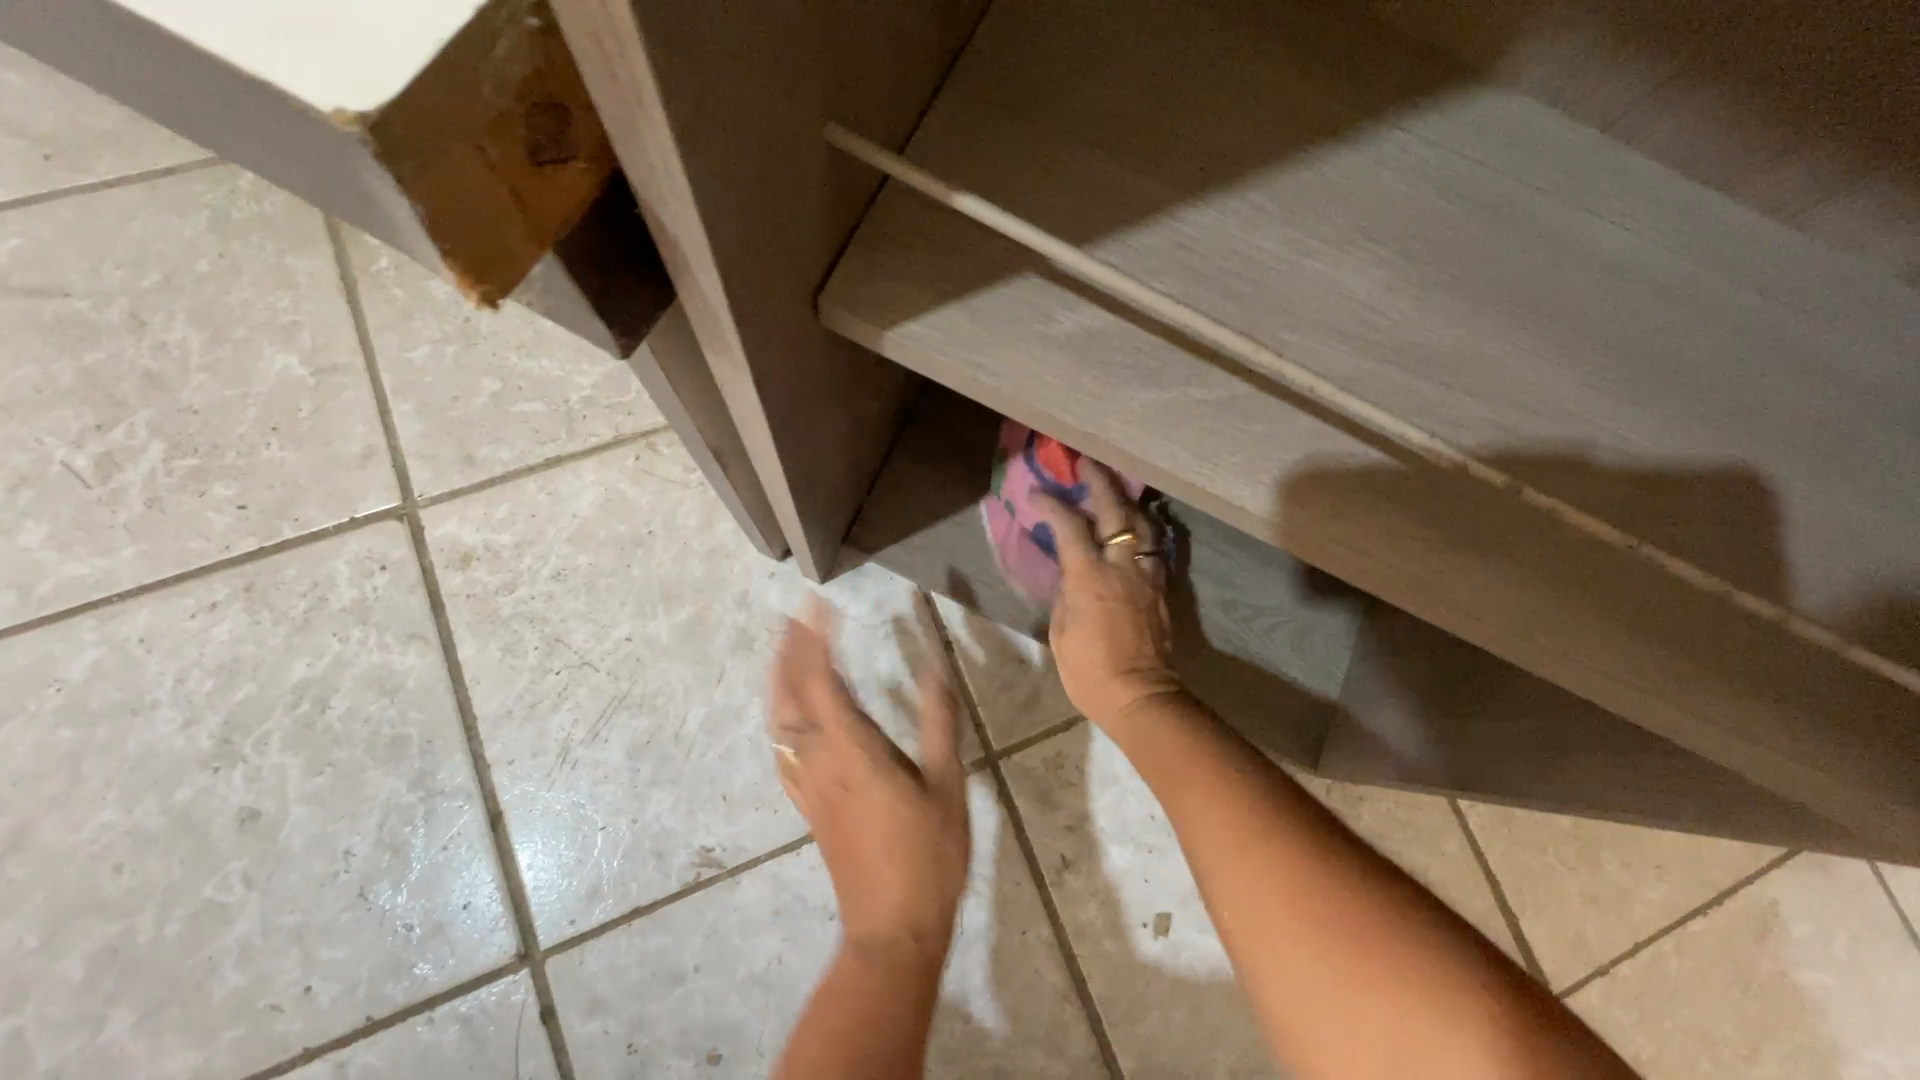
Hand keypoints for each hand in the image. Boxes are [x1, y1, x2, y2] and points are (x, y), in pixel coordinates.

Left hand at [769, 598, 970, 959]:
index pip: (823, 679)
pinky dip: (781, 720)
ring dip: (779, 681)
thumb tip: (934, 668)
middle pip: (790, 695)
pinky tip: (789, 720)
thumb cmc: (928, 855)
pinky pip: (783, 752)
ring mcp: (809, 785)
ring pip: (780, 723)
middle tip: (791, 616)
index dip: (814, 638)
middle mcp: (821, 760)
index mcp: (854, 749)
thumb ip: (939, 723)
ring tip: (785, 652)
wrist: (892, 925)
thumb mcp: (947, 786)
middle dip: (787, 651)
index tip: (816, 604)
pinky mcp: (809, 806)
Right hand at [1033, 463, 1182, 727]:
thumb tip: (1071, 575)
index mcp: (1090, 576)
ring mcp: (1147, 576)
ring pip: (1144, 525)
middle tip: (1087, 464)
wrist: (1139, 695)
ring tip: (1117, 493)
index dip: (1051, 505)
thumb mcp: (1061, 631)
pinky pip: (1156, 549)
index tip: (1037, 494)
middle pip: (1115, 511)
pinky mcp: (1162, 590)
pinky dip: (1145, 532)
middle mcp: (1122, 566)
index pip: (1069, 526)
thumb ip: (1067, 594)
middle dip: (1100, 481)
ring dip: (1128, 503)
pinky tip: (1138, 530)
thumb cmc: (1088, 671)